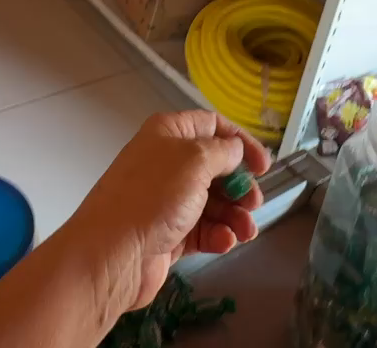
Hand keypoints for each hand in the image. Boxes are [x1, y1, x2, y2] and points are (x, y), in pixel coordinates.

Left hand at [54, 110, 271, 319]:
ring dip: (234, 215)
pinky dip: (217, 234)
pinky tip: (225, 242)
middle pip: (216, 166)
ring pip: (213, 201)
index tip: (264, 166)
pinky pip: (202, 229)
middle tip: (254, 203)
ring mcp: (167, 198)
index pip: (212, 125)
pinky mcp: (169, 232)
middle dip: (239, 185)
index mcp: (170, 132)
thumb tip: (235, 148)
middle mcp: (168, 160)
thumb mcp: (195, 161)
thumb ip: (223, 151)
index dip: (241, 141)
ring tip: (246, 231)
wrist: (113, 252)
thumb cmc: (154, 195)